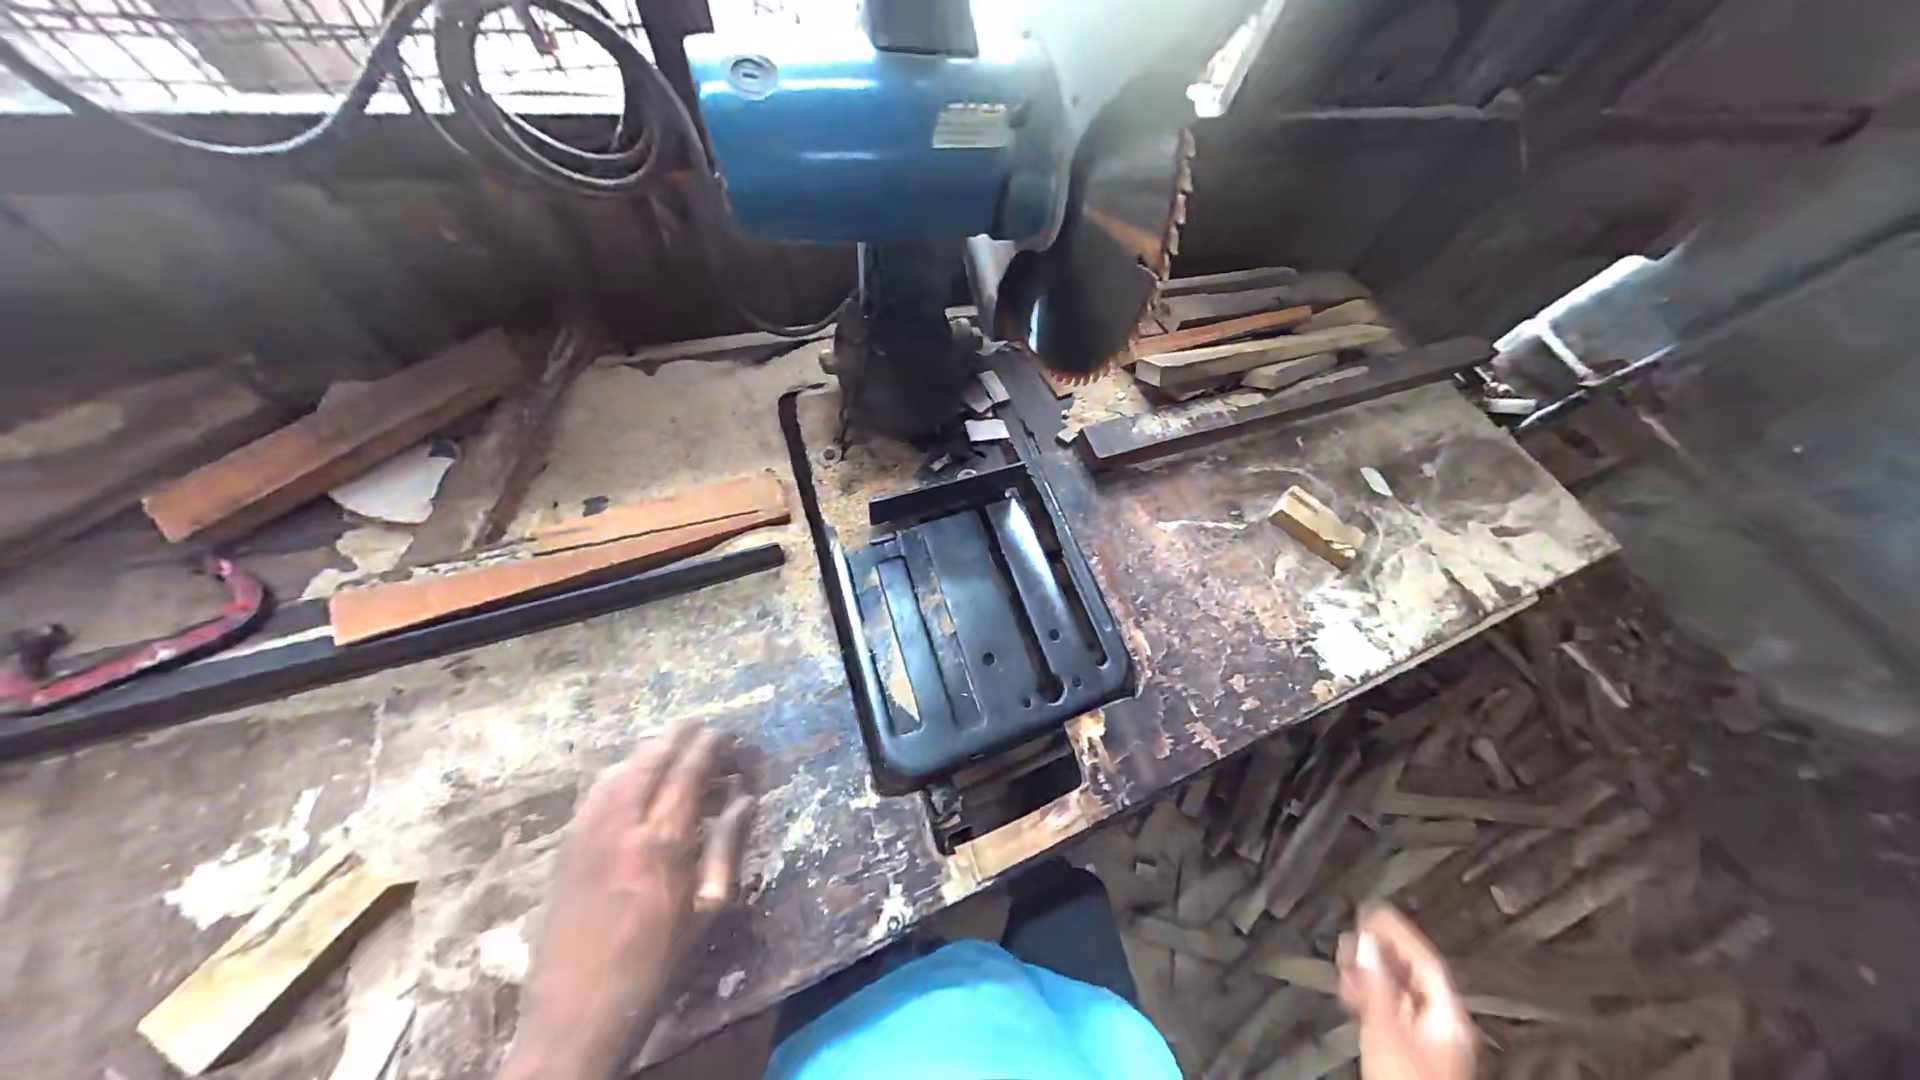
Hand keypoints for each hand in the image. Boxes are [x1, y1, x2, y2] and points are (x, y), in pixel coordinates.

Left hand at [501, 724, 755, 1079]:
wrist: (576, 1016)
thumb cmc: (655, 966)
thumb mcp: (706, 909)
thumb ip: (728, 846)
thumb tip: (747, 800)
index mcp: (663, 842)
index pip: (689, 772)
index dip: (710, 746)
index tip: (726, 734)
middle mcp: (622, 826)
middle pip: (652, 760)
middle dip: (678, 735)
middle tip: (701, 725)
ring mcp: (586, 834)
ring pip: (618, 770)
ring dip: (648, 750)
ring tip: (670, 743)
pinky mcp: (565, 849)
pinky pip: (594, 793)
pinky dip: (619, 772)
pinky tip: (631, 776)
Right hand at [1337, 904, 1475, 1079]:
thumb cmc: (1408, 1076)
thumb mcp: (1387, 1024)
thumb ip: (1377, 981)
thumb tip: (1368, 940)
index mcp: (1449, 1012)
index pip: (1425, 959)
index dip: (1399, 930)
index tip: (1375, 908)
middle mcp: (1443, 1018)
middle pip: (1412, 971)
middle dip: (1382, 945)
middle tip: (1358, 924)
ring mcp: (1428, 1033)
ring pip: (1399, 987)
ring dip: (1372, 966)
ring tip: (1348, 950)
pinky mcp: (1409, 1043)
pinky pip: (1390, 1003)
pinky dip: (1371, 988)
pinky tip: (1353, 982)